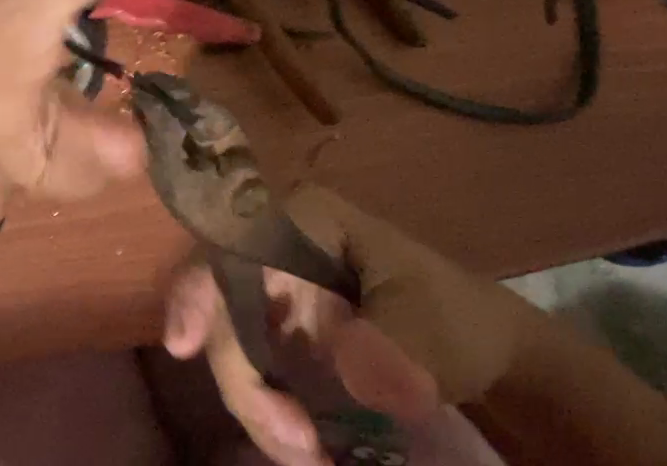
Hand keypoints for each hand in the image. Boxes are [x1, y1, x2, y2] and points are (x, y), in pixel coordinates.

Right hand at [162, 186, 530, 465]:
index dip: (196, 292)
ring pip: (230, 345)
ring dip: (256, 405)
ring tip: (309, 458)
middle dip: (245, 381)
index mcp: (300, 223)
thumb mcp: (435, 328)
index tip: (181, 346)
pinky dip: (267, 411)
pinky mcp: (273, 329)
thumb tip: (346, 368)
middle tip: (299, 448)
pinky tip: (302, 448)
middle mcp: (268, 250)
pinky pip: (250, 368)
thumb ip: (392, 346)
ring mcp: (267, 291)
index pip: (231, 250)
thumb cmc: (458, 319)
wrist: (485, 350)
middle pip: (221, 308)